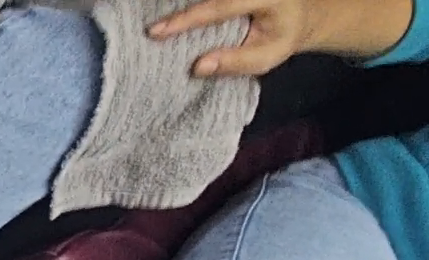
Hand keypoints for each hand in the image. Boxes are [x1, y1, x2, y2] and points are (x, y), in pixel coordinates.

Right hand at [148, 0, 415, 76]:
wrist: (300, 15)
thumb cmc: (280, 39)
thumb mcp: (266, 56)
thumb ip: (235, 61)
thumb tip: (198, 66)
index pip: (222, 6)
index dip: (187, 19)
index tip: (155, 32)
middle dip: (178, 11)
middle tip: (146, 29)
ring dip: (177, 7)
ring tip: (150, 25)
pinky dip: (184, 6)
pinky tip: (164, 18)